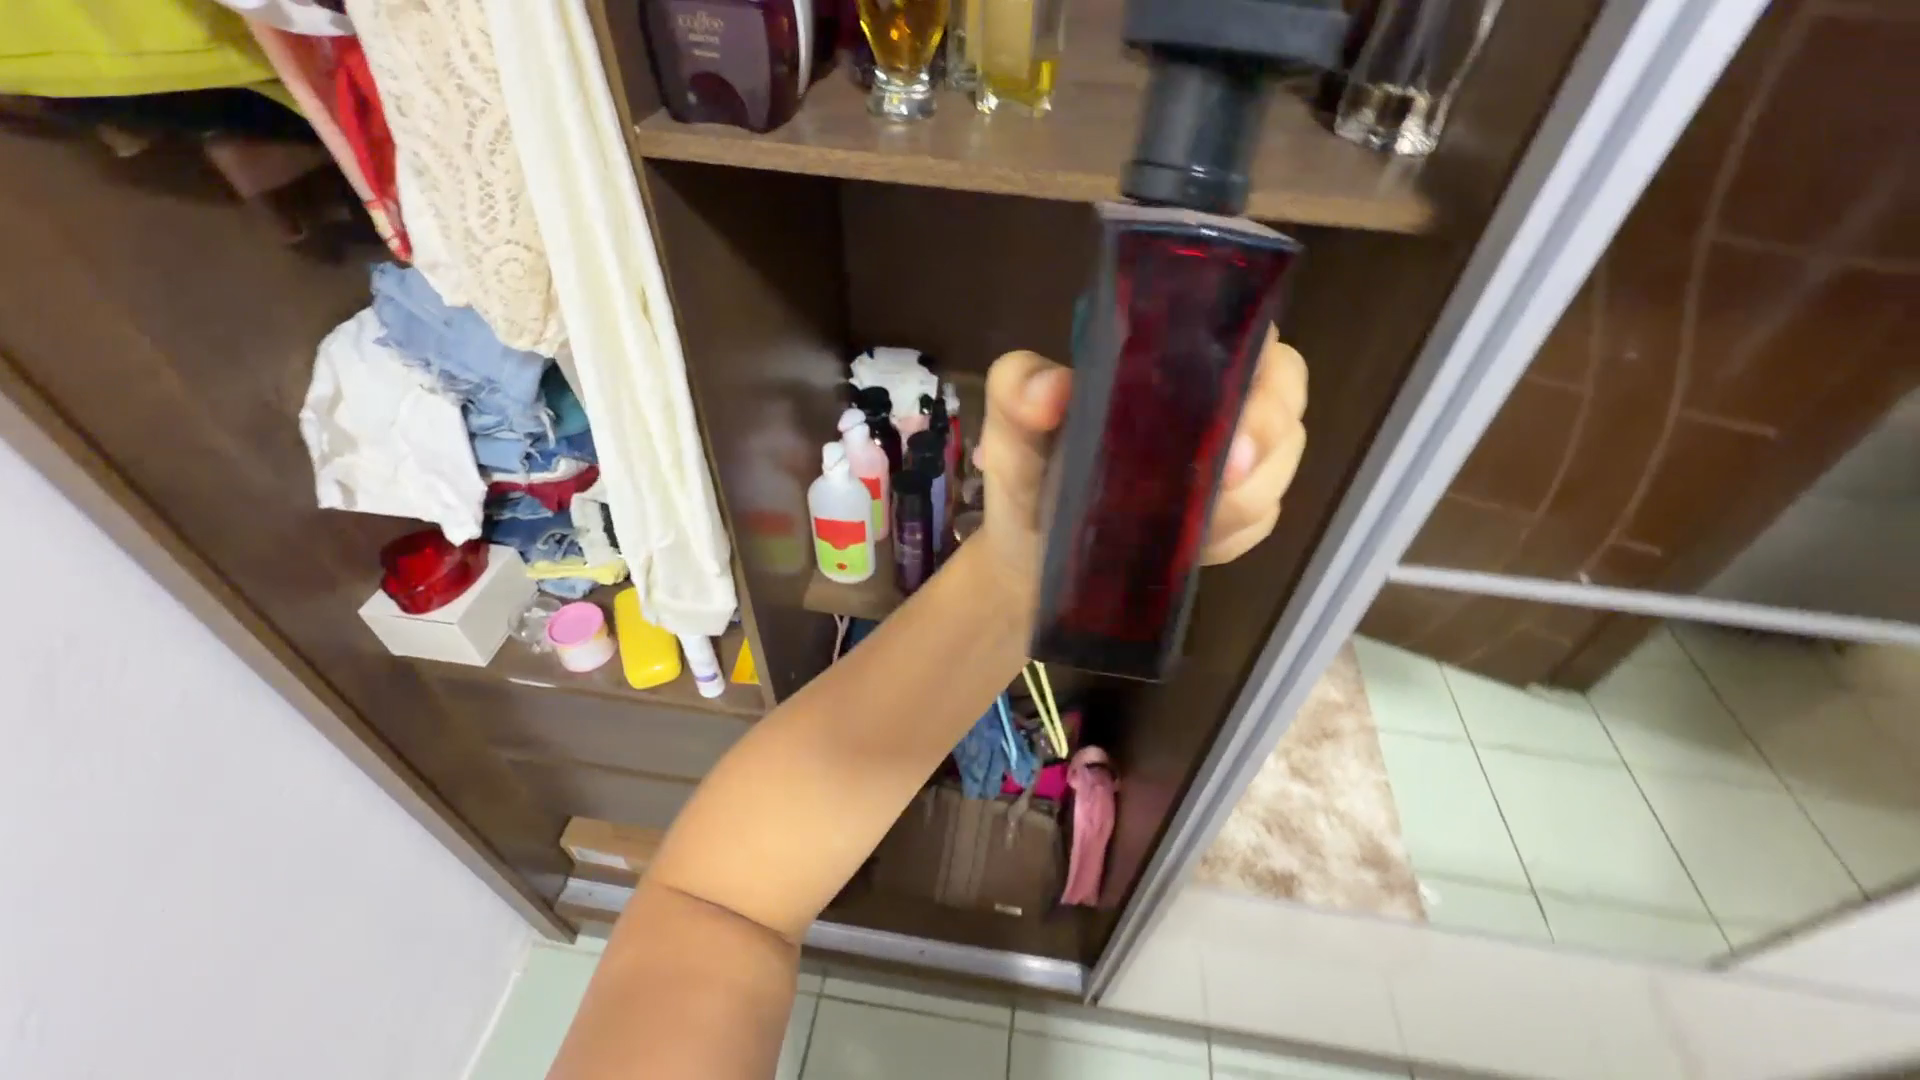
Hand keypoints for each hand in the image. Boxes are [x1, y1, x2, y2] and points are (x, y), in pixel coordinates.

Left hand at [971, 326, 1307, 605]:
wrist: (1032, 558)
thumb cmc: (1028, 476)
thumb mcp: (1009, 430)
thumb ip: (1017, 392)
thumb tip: (1052, 391)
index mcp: (1167, 363)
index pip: (1243, 337)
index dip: (1257, 360)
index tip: (1234, 401)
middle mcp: (1211, 405)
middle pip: (1282, 399)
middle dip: (1265, 435)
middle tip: (1227, 471)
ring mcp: (1230, 465)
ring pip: (1280, 466)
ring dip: (1246, 494)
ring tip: (1188, 514)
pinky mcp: (1233, 520)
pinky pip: (1261, 521)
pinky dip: (1234, 533)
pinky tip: (1193, 541)